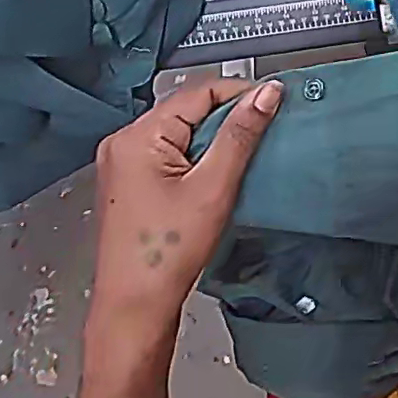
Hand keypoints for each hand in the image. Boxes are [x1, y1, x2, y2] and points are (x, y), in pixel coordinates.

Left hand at [86, 78, 282, 357]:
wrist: (135, 306)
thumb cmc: (169, 252)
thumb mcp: (214, 186)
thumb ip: (241, 134)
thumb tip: (266, 93)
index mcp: (138, 136)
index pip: (198, 91)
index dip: (240, 93)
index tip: (273, 102)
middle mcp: (124, 142)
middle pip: (188, 108)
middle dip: (228, 116)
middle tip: (265, 130)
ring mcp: (123, 162)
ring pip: (181, 130)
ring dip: (215, 136)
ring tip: (246, 152)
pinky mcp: (130, 181)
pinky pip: (171, 151)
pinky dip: (199, 154)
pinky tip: (219, 171)